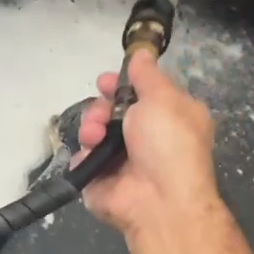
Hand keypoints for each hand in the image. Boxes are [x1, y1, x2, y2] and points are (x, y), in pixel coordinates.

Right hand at [76, 47, 222, 250]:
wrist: (158, 199)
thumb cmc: (168, 143)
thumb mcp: (163, 98)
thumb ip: (147, 76)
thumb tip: (141, 54)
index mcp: (169, 117)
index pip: (141, 94)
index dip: (121, 84)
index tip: (105, 81)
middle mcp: (145, 138)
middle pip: (111, 112)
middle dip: (102, 107)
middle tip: (103, 113)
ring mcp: (120, 160)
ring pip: (94, 133)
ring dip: (91, 127)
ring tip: (95, 135)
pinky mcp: (99, 179)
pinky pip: (83, 159)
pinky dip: (83, 155)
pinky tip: (91, 156)